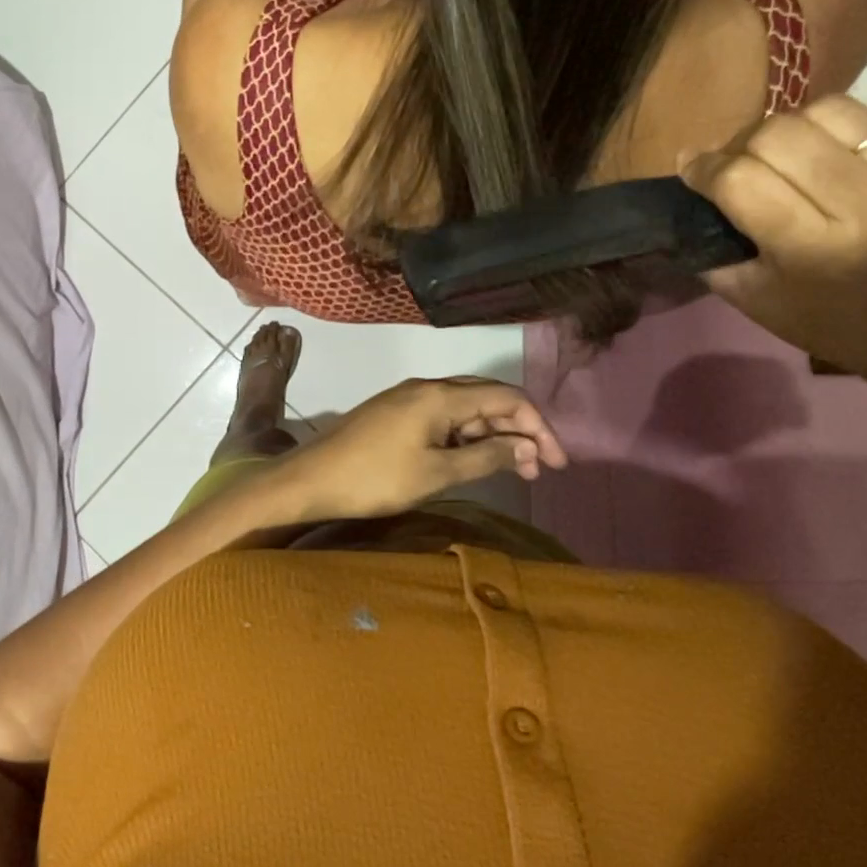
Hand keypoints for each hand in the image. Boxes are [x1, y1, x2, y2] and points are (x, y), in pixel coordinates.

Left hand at [276, 378, 566, 521]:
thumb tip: (528, 447)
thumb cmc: (375, 478)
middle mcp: (425, 387)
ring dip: (492, 435)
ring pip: (463, 408)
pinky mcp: (392, 414)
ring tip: (512, 471)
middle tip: (538, 469)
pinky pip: (441, 417)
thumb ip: (486, 457)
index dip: (539, 427)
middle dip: (519, 429)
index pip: (507, 397)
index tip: (557, 464)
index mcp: (439, 395)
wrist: (309, 480)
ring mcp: (406, 399)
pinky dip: (464, 437)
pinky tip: (472, 461)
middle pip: (487, 397)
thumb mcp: (436, 473)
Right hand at [680, 96, 866, 377]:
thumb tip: (691, 189)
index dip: (704, 169)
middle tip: (743, 162)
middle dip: (745, 144)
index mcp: (816, 247)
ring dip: (799, 131)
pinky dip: (853, 141)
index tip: (693, 169)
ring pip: (830, 111)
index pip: (739, 178)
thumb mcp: (758, 298)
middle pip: (779, 133)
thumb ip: (717, 246)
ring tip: (799, 155)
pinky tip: (855, 168)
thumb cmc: (837, 323)